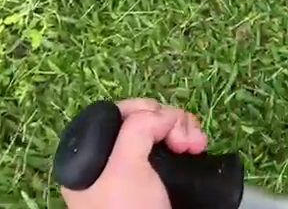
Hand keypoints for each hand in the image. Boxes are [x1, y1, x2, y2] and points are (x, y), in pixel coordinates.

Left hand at [60, 99, 208, 208]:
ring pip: (163, 129)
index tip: (166, 124)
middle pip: (145, 118)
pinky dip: (188, 140)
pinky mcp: (156, 179)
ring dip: (185, 129)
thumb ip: (138, 129)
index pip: (118, 113)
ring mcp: (135, 170)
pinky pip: (173, 145)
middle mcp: (111, 160)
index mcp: (90, 158)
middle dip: (172, 120)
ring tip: (197, 145)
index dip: (147, 109)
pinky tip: (198, 148)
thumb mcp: (124, 168)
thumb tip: (165, 117)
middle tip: (187, 140)